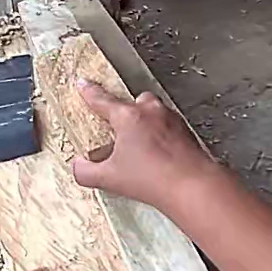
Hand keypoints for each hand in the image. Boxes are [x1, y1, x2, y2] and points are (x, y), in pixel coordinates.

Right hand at [70, 81, 223, 214]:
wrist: (192, 186)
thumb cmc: (154, 178)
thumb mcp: (109, 178)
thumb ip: (86, 171)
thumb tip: (79, 167)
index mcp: (129, 117)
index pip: (103, 100)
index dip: (90, 93)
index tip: (84, 84)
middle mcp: (152, 112)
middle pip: (134, 102)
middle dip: (125, 113)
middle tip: (118, 131)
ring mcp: (172, 120)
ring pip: (154, 112)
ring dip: (146, 123)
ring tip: (140, 146)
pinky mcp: (187, 132)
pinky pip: (169, 126)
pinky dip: (162, 135)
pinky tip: (159, 153)